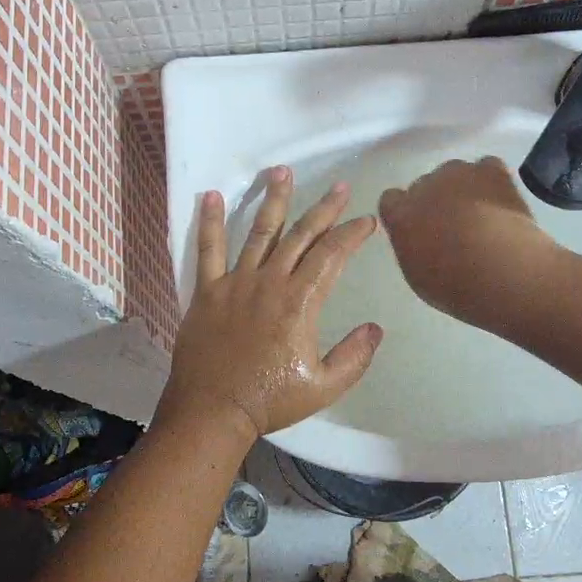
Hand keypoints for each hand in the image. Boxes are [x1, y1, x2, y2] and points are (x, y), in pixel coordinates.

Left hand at [157, 166, 382, 442]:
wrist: (213, 410)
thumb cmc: (271, 400)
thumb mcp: (325, 386)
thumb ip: (354, 356)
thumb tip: (374, 328)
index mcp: (300, 302)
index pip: (332, 255)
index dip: (352, 234)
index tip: (367, 222)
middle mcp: (269, 282)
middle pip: (301, 235)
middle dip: (324, 208)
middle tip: (340, 186)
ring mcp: (235, 282)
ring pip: (259, 232)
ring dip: (274, 200)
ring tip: (282, 171)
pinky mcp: (207, 291)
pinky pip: (208, 249)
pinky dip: (209, 222)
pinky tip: (210, 196)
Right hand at [379, 156, 558, 332]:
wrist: (500, 269)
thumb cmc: (454, 283)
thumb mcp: (418, 274)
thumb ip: (413, 247)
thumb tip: (421, 239)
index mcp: (401, 214)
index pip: (392, 200)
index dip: (407, 212)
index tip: (419, 228)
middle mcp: (425, 186)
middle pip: (425, 185)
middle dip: (436, 201)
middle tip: (455, 227)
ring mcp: (459, 173)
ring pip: (456, 174)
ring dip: (464, 189)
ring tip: (484, 216)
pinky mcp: (492, 171)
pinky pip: (487, 168)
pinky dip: (492, 181)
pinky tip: (500, 202)